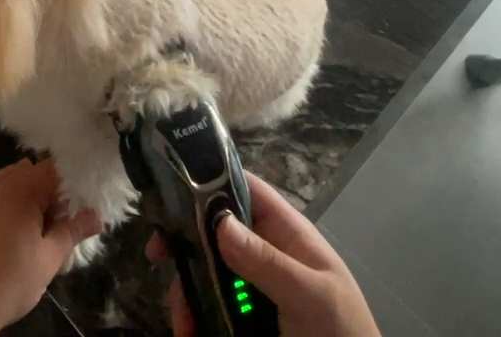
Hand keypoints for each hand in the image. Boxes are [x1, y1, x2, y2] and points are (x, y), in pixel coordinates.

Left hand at [0, 159, 102, 336]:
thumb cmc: (7, 282)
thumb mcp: (48, 259)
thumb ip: (72, 232)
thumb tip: (97, 216)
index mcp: (23, 188)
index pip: (55, 168)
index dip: (73, 184)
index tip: (83, 206)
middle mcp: (1, 182)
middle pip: (36, 172)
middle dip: (53, 192)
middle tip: (63, 225)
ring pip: (17, 181)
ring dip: (33, 196)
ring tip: (42, 231)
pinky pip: (0, 191)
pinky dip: (14, 201)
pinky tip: (18, 230)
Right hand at [149, 172, 380, 336]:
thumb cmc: (344, 334)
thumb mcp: (311, 296)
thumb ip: (267, 261)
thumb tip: (220, 222)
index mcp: (284, 231)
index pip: (242, 187)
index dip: (207, 180)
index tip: (170, 191)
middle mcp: (262, 251)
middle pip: (212, 229)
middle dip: (184, 242)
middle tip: (157, 254)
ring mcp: (250, 285)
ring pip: (203, 270)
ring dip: (185, 289)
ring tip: (181, 322)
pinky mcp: (241, 317)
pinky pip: (207, 306)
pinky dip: (192, 317)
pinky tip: (187, 332)